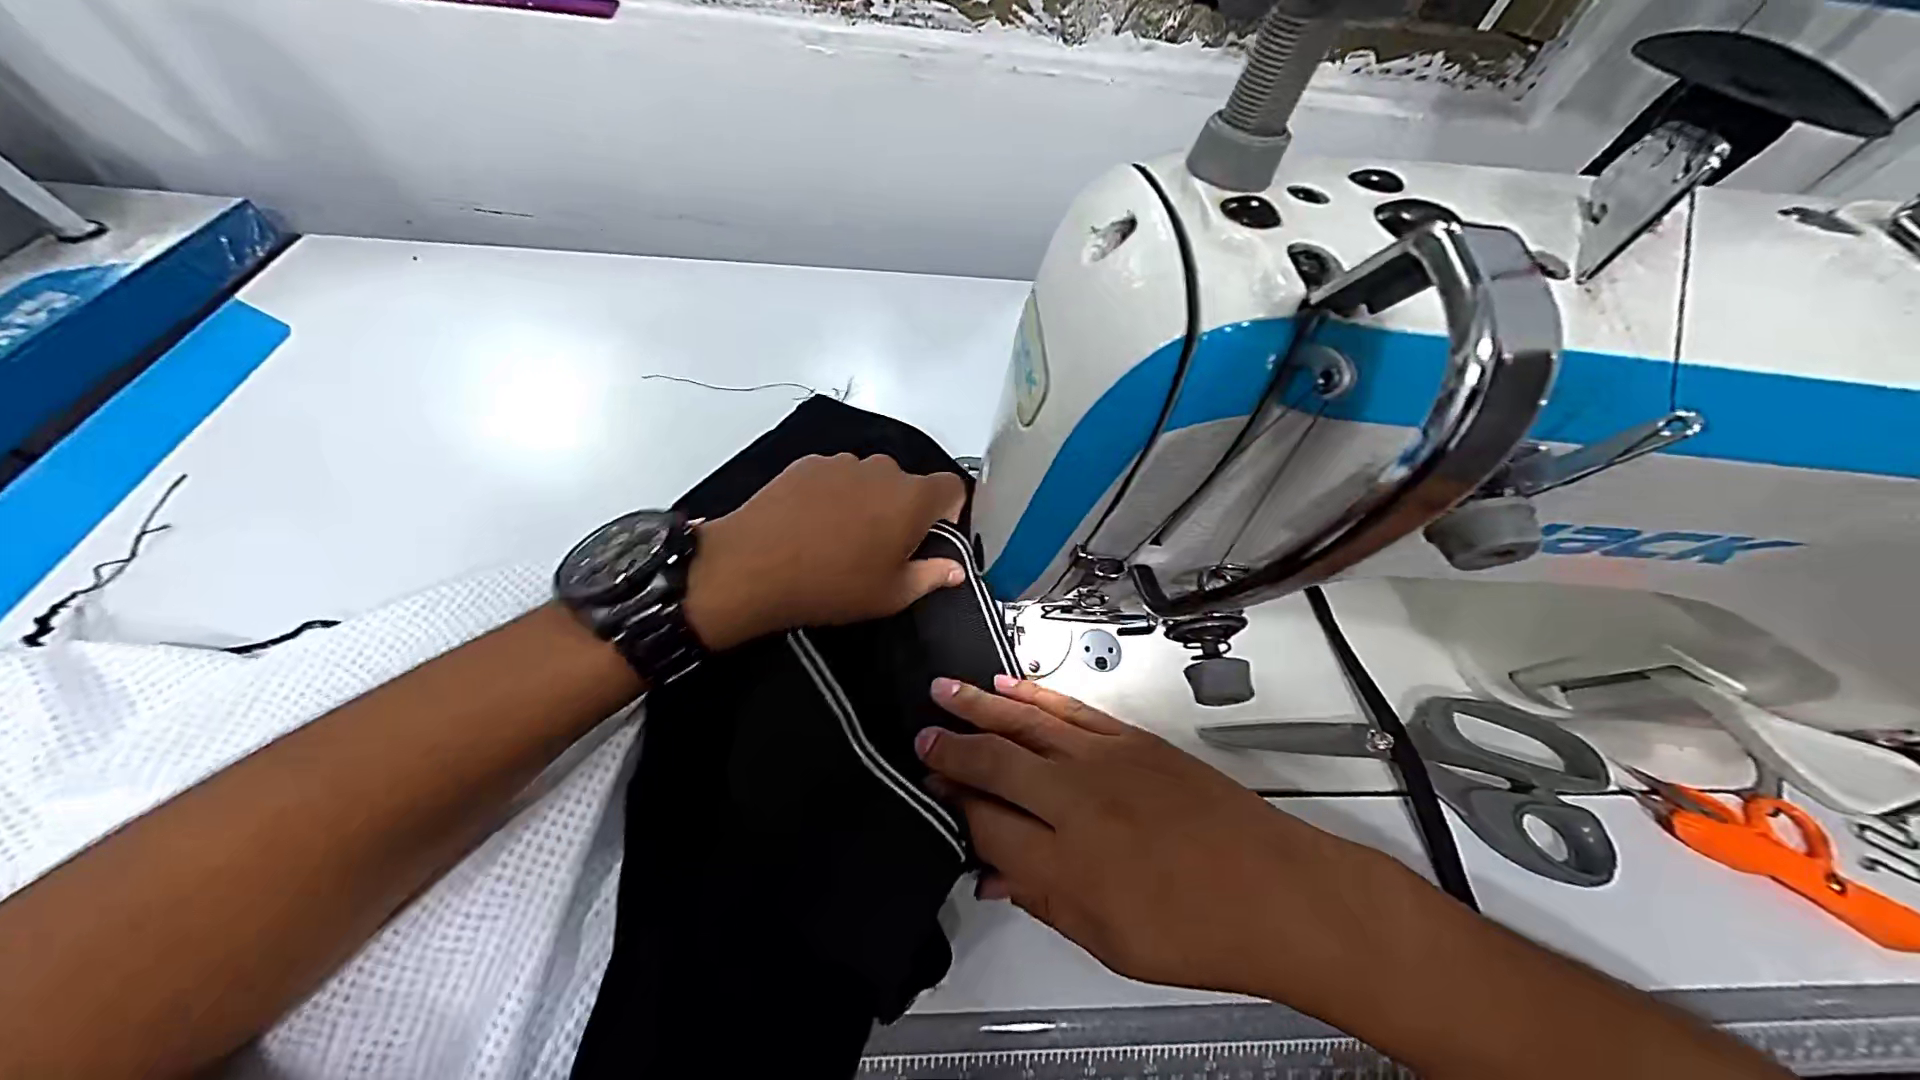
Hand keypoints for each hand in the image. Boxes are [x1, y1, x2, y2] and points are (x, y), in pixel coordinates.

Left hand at [684, 453, 967, 650]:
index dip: (950, 512)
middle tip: (885, 548)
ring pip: (871, 480)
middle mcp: (882, 470)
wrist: (754, 568)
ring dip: (869, 502)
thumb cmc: (829, 584)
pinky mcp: (809, 465)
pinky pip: (837, 477)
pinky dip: (836, 496)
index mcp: (912, 499)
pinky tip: (816, 526)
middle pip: (909, 484)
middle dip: (905, 511)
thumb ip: (932, 576)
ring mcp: (842, 464)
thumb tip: (952, 569)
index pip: (953, 489)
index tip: (935, 537)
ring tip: (844, 539)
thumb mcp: (891, 595)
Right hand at [916, 676, 1414, 1003]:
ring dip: (978, 706)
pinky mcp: (1131, 740)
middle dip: (949, 751)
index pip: (983, 825)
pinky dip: (1033, 697)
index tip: (932, 795)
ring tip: (942, 690)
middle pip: (992, 765)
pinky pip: (1069, 711)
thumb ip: (1040, 899)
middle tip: (920, 739)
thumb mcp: (1105, 939)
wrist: (1274, 892)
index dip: (952, 809)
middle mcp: (1074, 803)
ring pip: (1023, 724)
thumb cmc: (1194, 930)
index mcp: (1061, 864)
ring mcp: (1103, 762)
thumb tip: (993, 873)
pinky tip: (1008, 689)